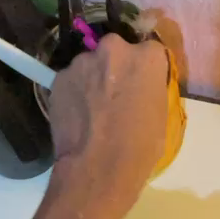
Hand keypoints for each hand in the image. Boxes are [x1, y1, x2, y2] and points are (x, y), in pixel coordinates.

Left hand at [46, 34, 171, 218]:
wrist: (96, 170)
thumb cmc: (138, 149)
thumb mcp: (160, 117)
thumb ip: (150, 91)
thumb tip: (141, 90)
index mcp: (146, 58)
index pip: (150, 52)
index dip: (145, 72)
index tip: (141, 87)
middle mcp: (113, 49)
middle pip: (116, 52)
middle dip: (116, 69)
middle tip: (115, 97)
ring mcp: (82, 62)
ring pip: (90, 66)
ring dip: (93, 80)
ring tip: (93, 111)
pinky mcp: (59, 78)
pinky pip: (70, 81)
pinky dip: (74, 93)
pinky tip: (77, 117)